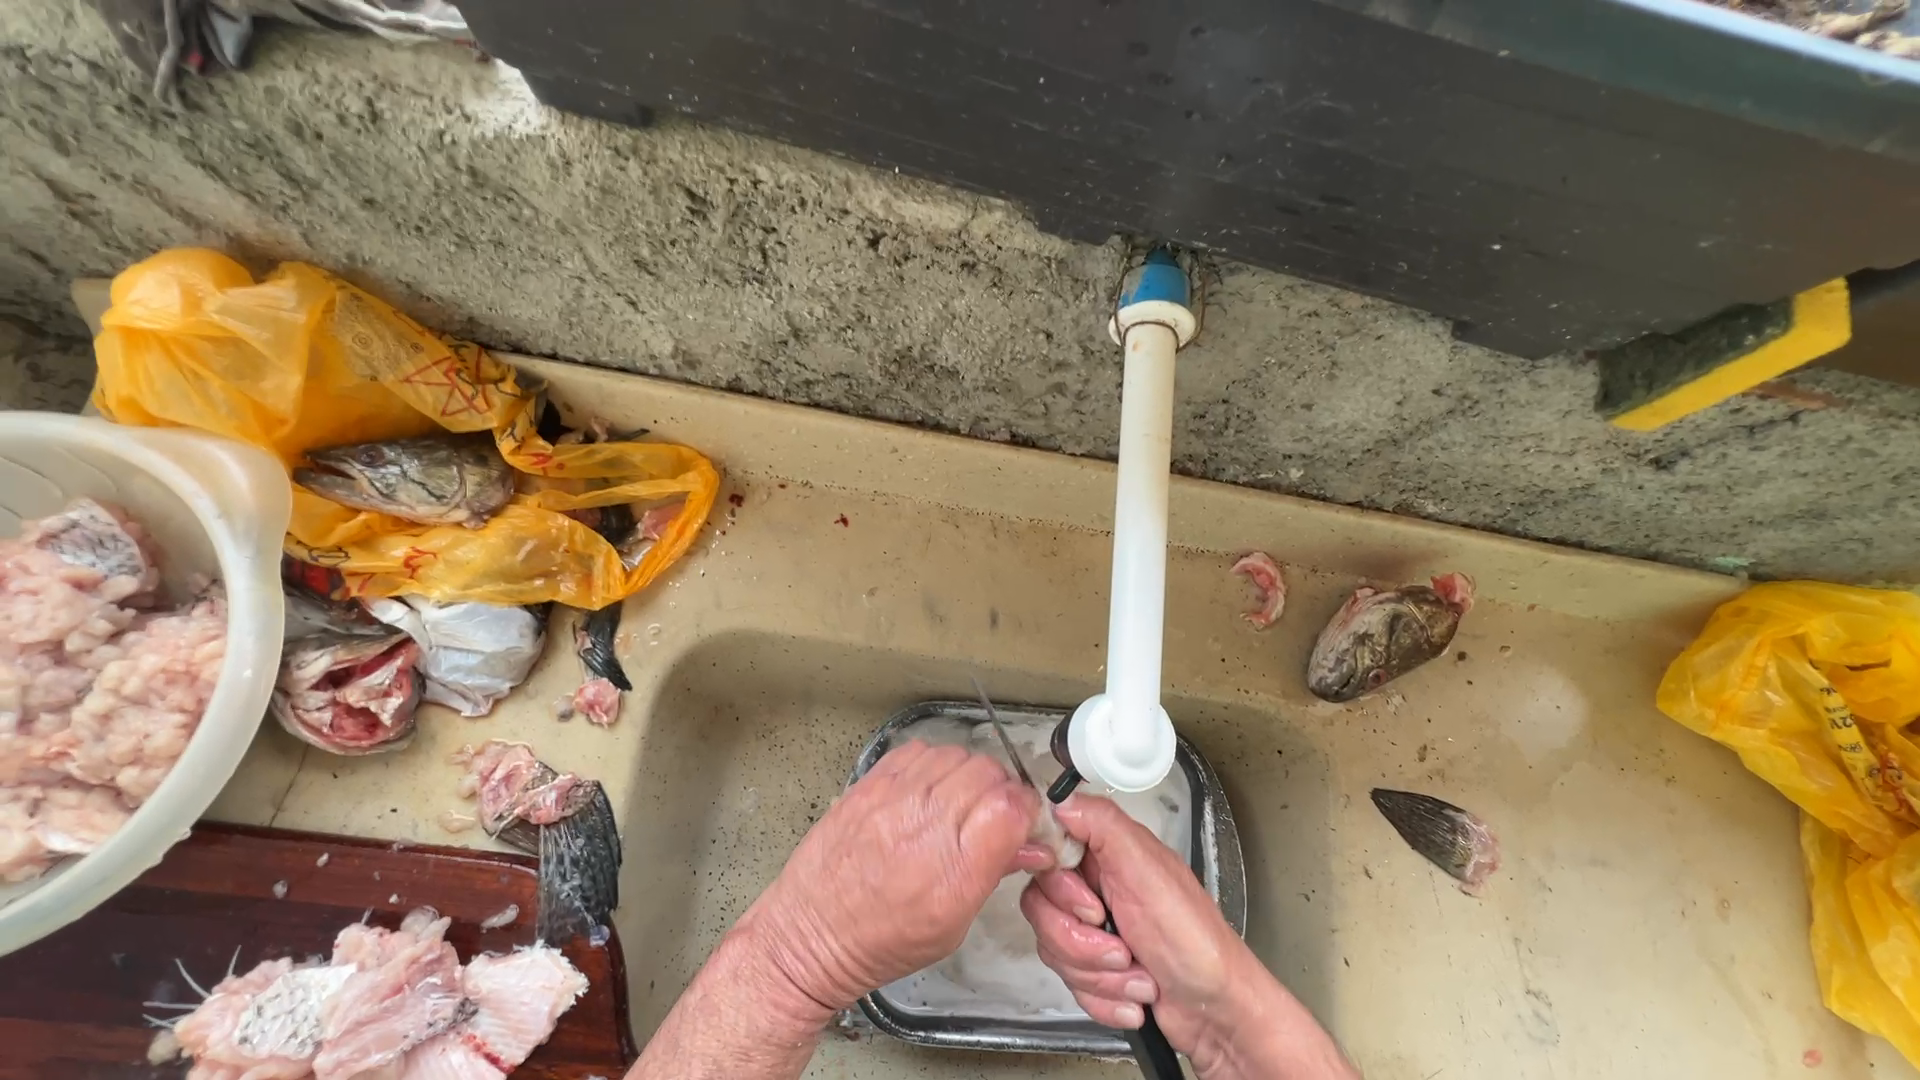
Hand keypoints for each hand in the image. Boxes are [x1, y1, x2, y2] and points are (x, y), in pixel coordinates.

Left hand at [740, 740, 1050, 1019]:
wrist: (813, 931)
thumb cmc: (882, 939)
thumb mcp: (953, 925)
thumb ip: (995, 874)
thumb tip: (1033, 844)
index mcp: (952, 872)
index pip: (1009, 807)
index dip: (1026, 807)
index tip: (1024, 819)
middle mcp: (924, 826)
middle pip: (988, 772)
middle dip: (1001, 789)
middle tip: (992, 811)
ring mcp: (894, 798)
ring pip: (956, 754)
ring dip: (968, 773)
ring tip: (958, 799)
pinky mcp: (870, 782)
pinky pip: (919, 750)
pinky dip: (933, 763)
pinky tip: (928, 789)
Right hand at [1022, 795, 1357, 1079]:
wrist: (1218, 1011)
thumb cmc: (1195, 941)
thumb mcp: (1150, 873)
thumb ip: (1104, 827)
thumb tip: (1061, 799)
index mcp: (1106, 850)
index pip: (1046, 850)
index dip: (1060, 888)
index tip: (1092, 909)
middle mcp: (1095, 882)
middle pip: (1040, 906)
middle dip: (1082, 943)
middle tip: (1123, 949)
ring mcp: (1090, 925)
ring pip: (1052, 947)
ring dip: (1098, 975)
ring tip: (1138, 975)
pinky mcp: (1090, 963)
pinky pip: (1067, 981)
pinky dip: (1103, 997)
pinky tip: (1134, 994)